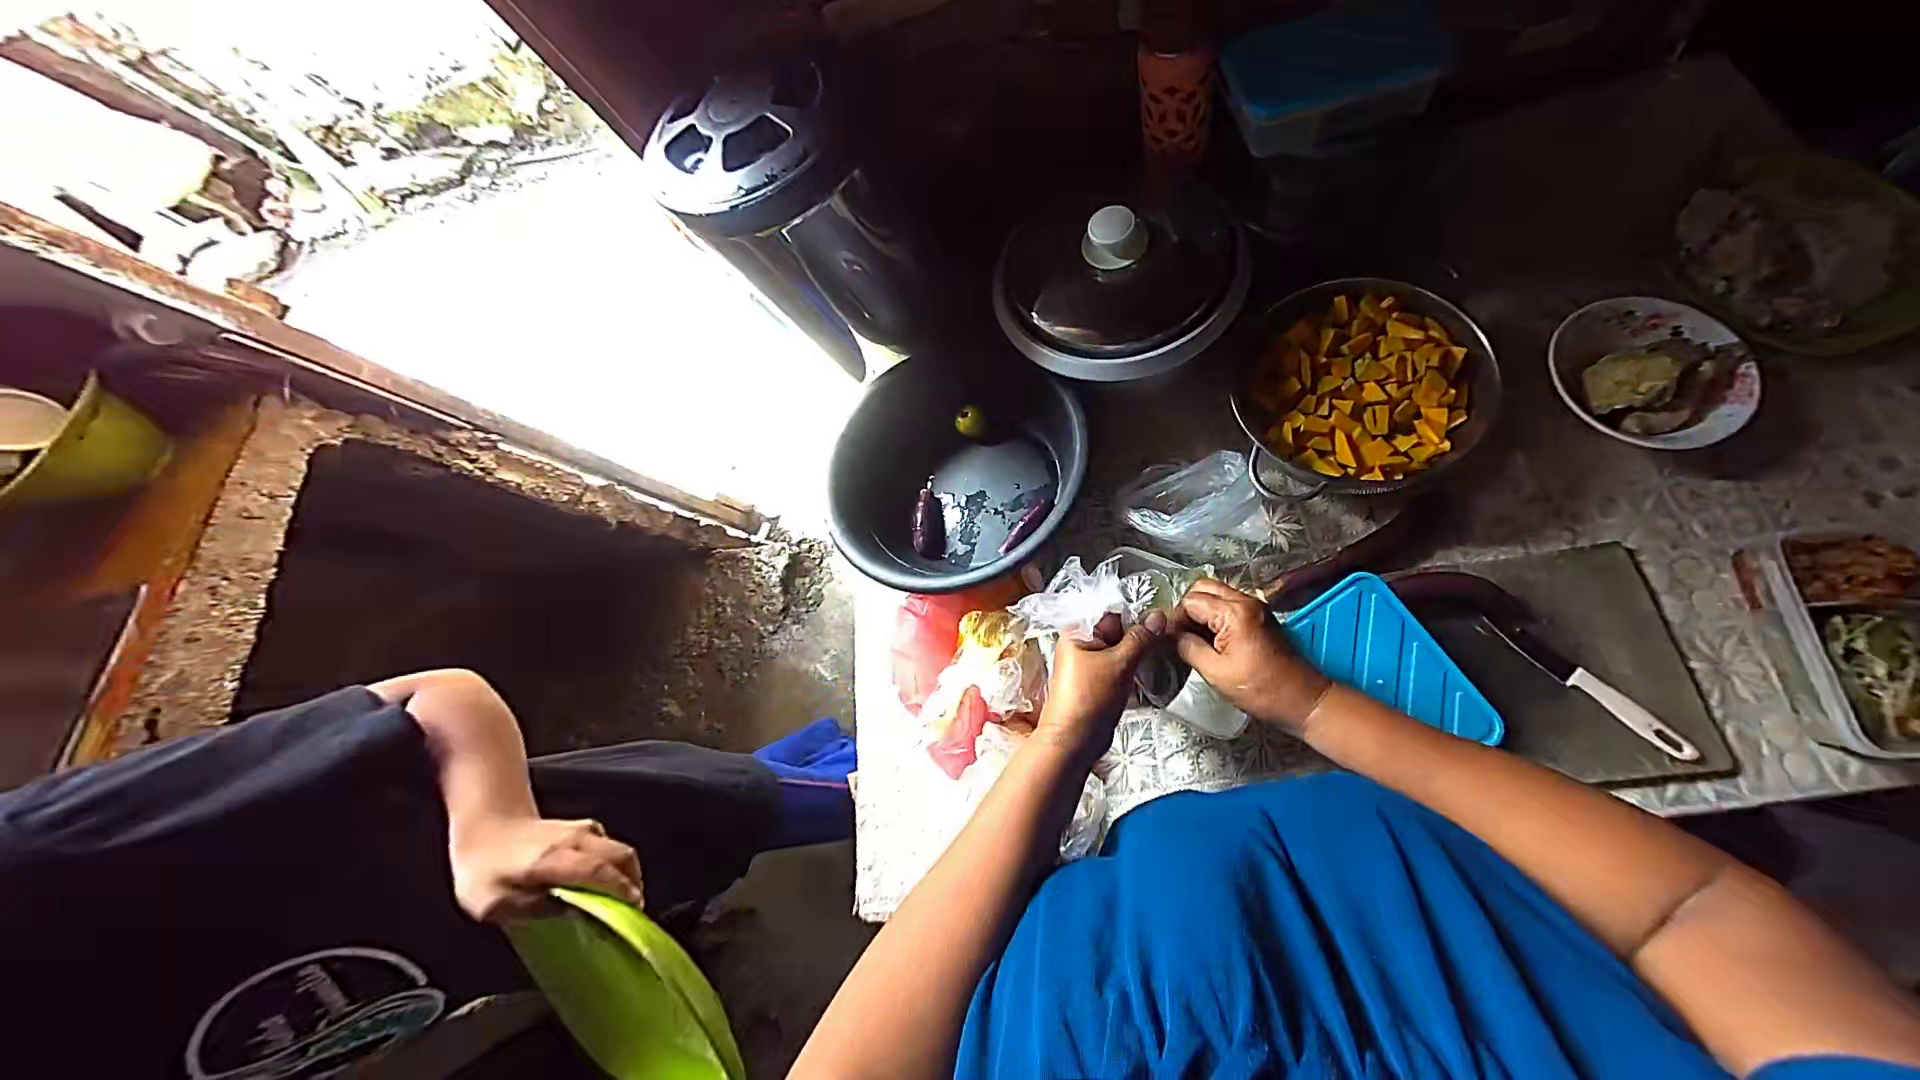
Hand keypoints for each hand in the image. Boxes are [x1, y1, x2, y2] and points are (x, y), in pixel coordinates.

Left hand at [450, 816, 644, 922]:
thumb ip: (530, 909)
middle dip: (634, 880)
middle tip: (634, 906)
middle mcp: (575, 838)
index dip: (619, 889)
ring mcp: (583, 829)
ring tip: (625, 896)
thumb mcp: (491, 903)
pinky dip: (618, 863)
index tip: (632, 907)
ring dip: (628, 871)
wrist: (486, 824)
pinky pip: (611, 845)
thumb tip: (568, 912)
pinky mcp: (585, 828)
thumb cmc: (483, 868)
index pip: (598, 870)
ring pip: (619, 848)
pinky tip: (609, 879)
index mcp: (552, 857)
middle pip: (620, 854)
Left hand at [1035, 610, 1168, 763]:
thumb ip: (1140, 638)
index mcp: (1077, 631)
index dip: (1136, 612)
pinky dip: (1134, 666)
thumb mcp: (1119, 664)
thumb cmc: (1088, 700)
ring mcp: (1089, 662)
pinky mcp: (1099, 680)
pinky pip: (1120, 665)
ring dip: (1140, 651)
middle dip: (1141, 632)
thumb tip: (1158, 616)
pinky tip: (1151, 667)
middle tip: (1168, 634)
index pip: (1111, 610)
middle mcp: (1081, 643)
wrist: (1073, 741)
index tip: (1162, 616)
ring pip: (1121, 648)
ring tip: (1162, 651)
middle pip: (1117, 628)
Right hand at [1175, 579, 1330, 737]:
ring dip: (1201, 612)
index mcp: (1234, 613)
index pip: (1190, 601)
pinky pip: (1228, 606)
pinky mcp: (1260, 617)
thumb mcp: (1215, 672)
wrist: (1305, 700)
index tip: (1171, 639)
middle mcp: (1246, 601)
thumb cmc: (1263, 690)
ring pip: (1216, 595)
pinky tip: (1211, 640)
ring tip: (1194, 639)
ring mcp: (1256, 607)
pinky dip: (1215, 617)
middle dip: (1187, 608)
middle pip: (1203, 588)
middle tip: (1180, 634)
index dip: (1176, 619)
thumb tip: (1172, 636)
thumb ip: (1188, 648)